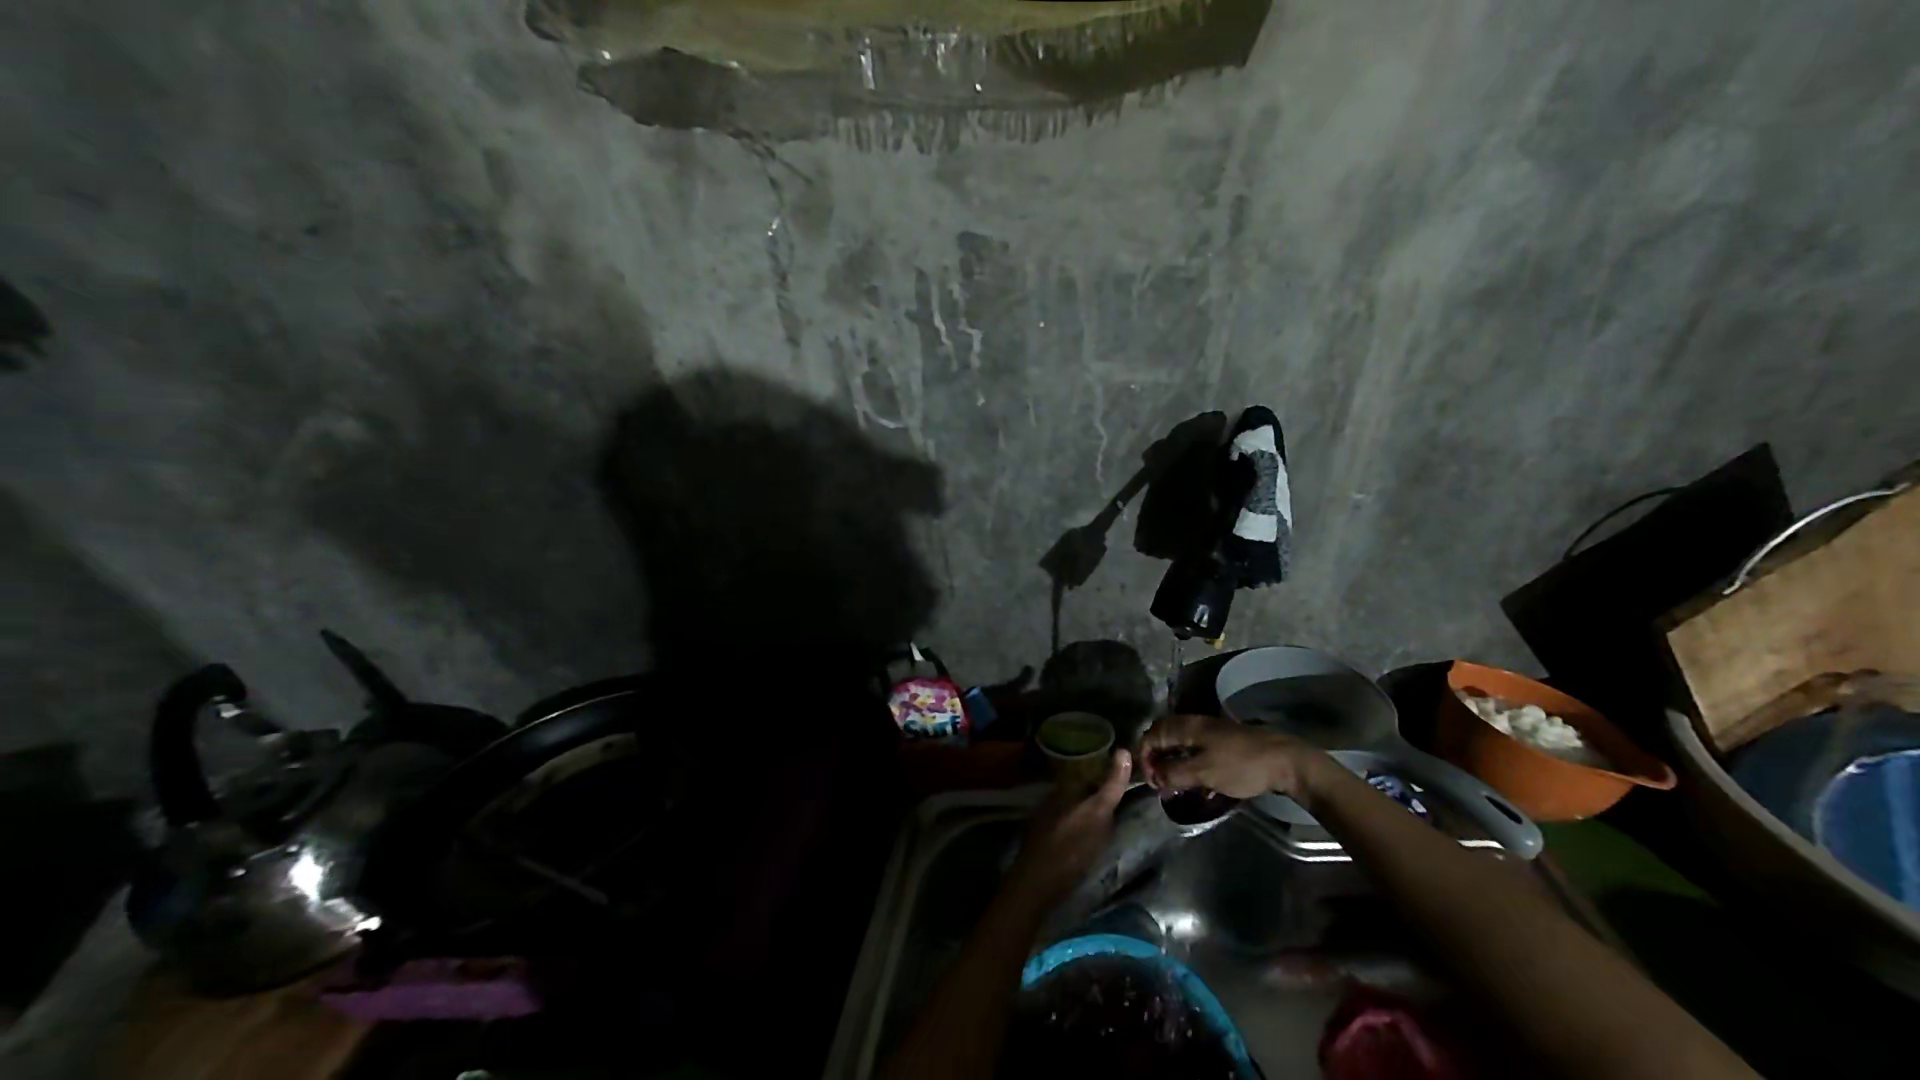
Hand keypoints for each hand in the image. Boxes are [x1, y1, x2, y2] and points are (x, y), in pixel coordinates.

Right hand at [1004, 749, 1131, 908]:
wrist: (1041, 881)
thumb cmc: (1045, 838)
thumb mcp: (1051, 805)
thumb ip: (1068, 790)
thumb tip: (1076, 778)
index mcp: (1099, 811)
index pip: (1115, 784)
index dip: (1120, 767)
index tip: (1123, 752)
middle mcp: (1108, 826)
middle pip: (1107, 801)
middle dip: (1098, 788)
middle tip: (1082, 775)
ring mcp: (1102, 843)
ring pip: (1100, 816)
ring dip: (1090, 806)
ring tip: (1071, 798)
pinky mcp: (1094, 855)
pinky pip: (1093, 830)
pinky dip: (1085, 821)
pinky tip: (1067, 823)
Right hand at [1139, 713, 1325, 798]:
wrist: (1285, 762)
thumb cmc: (1241, 765)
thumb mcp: (1203, 772)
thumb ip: (1174, 772)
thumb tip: (1155, 776)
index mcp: (1187, 726)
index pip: (1151, 735)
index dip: (1144, 757)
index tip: (1150, 781)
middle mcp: (1195, 724)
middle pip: (1163, 737)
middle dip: (1156, 758)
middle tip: (1158, 782)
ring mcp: (1211, 732)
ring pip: (1180, 744)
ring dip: (1172, 762)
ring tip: (1173, 784)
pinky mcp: (1223, 743)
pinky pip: (1195, 750)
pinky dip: (1188, 763)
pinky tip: (1194, 782)